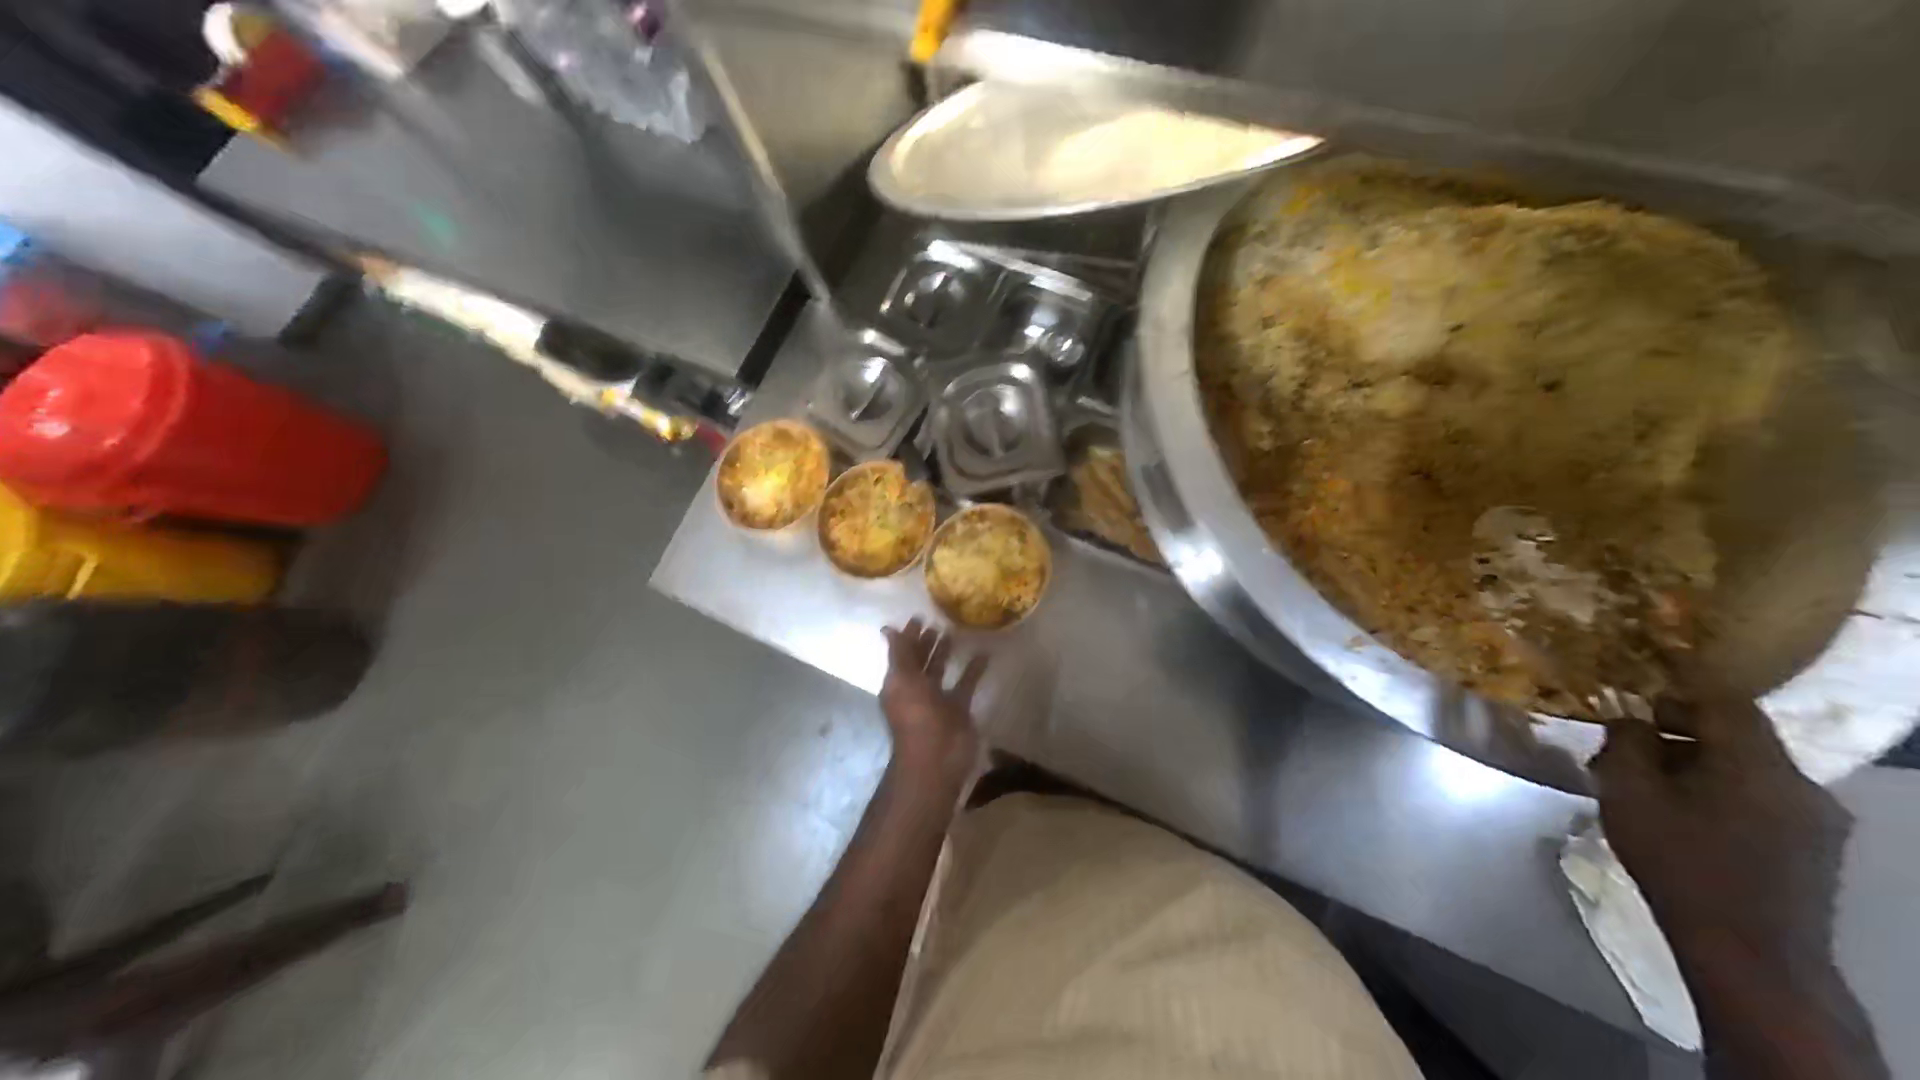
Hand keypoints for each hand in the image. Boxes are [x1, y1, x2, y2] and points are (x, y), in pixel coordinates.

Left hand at [880, 619, 986, 792]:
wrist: (938, 757)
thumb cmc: (917, 716)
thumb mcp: (903, 680)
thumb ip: (899, 654)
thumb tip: (888, 629)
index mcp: (898, 683)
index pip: (902, 653)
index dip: (909, 636)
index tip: (920, 616)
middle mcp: (916, 689)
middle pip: (921, 660)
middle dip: (927, 642)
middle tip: (939, 621)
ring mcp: (937, 700)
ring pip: (941, 670)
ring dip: (946, 653)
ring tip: (955, 631)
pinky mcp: (958, 708)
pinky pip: (965, 683)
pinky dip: (973, 669)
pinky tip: (983, 652)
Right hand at [1592, 679, 1849, 976]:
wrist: (1750, 952)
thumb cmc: (1679, 861)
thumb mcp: (1629, 793)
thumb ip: (1626, 744)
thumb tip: (1629, 719)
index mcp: (1758, 764)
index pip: (1726, 703)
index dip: (1679, 696)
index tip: (1637, 705)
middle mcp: (1801, 784)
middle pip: (1739, 739)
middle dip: (1681, 737)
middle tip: (1630, 751)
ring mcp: (1818, 820)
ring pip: (1750, 772)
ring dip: (1700, 768)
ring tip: (1652, 789)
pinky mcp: (1817, 849)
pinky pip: (1765, 801)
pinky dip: (1723, 795)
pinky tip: (1686, 819)